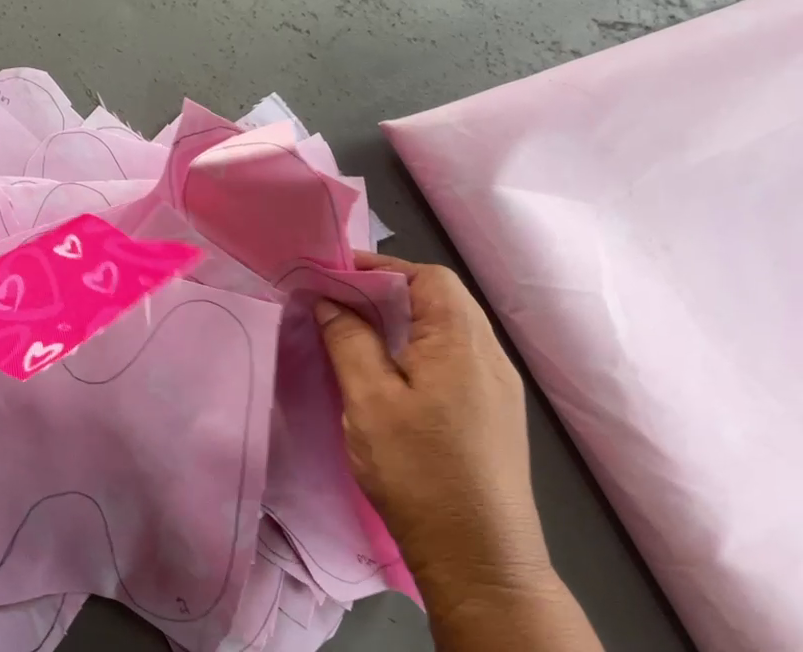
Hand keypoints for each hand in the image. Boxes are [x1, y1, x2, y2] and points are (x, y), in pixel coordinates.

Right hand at [313, 251, 554, 598]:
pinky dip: (411, 344)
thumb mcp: (369, 400)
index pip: (429, 278)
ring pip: (444, 328)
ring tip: (347, 327)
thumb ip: (349, 341)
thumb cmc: (419, 471)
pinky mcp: (488, 412)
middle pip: (440, 299)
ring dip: (396, 318)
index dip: (380, 266)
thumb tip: (331, 300)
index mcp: (462, 346)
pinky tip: (379, 366)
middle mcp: (488, 358)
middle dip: (383, 289)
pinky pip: (449, 356)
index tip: (329, 273)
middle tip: (330, 298)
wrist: (478, 556)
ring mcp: (493, 388)